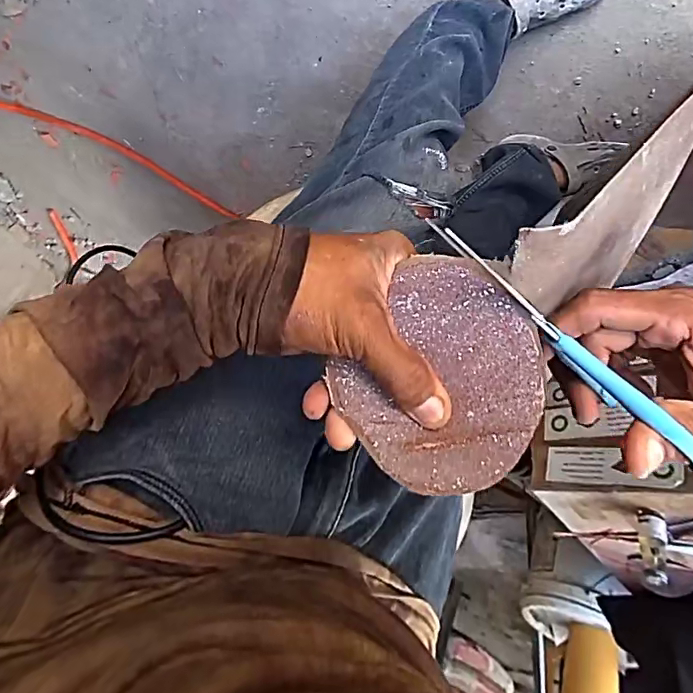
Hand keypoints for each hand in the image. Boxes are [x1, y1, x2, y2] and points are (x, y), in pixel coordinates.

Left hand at [283, 231, 450, 440]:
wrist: (243, 291)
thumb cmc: (309, 288)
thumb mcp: (364, 328)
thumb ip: (403, 371)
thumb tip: (437, 411)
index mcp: (397, 262)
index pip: (438, 305)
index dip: (445, 348)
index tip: (449, 385)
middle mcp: (379, 283)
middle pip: (404, 343)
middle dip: (393, 389)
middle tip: (396, 422)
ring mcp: (352, 308)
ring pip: (370, 360)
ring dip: (356, 399)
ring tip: (342, 430)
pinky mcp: (327, 329)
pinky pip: (343, 365)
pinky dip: (332, 389)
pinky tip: (318, 408)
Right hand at [549, 288, 692, 476]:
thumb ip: (674, 435)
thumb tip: (633, 451)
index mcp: (684, 316)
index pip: (602, 306)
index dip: (566, 330)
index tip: (546, 361)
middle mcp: (670, 312)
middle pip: (594, 323)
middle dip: (578, 365)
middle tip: (586, 409)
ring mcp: (666, 327)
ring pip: (599, 337)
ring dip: (589, 374)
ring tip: (598, 411)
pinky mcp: (663, 345)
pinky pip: (615, 351)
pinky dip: (604, 377)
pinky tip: (614, 401)